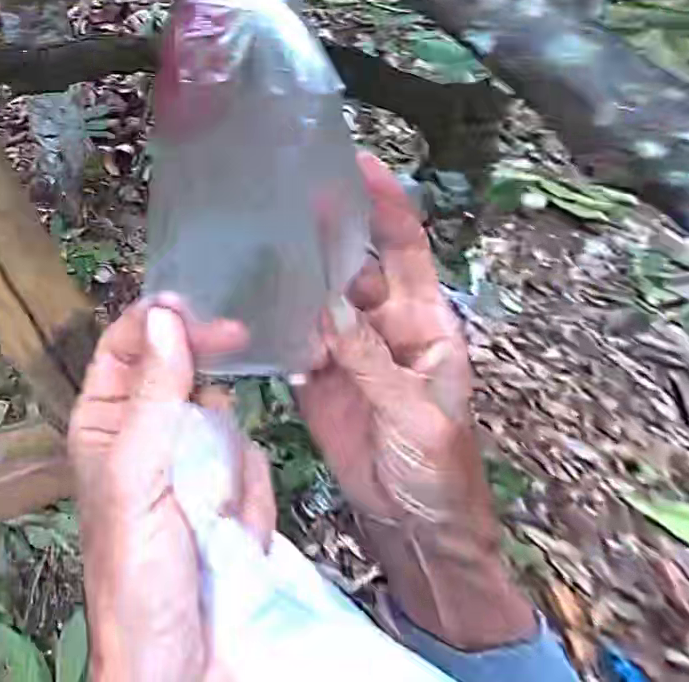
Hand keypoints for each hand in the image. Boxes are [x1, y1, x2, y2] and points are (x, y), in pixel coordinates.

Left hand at [68, 297, 274, 681]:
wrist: (181, 668)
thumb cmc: (136, 570)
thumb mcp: (137, 475)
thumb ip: (155, 393)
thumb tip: (164, 315)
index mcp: (105, 418)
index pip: (127, 346)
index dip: (156, 319)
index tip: (195, 302)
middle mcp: (143, 431)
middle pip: (180, 371)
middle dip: (207, 375)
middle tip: (239, 341)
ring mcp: (187, 462)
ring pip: (221, 417)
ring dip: (226, 461)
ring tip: (214, 512)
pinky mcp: (224, 493)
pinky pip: (248, 464)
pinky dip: (248, 499)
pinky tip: (235, 538)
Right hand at [296, 153, 535, 650]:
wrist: (414, 524)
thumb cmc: (440, 467)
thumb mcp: (418, 414)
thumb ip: (372, 360)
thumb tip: (327, 306)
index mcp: (423, 321)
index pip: (404, 249)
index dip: (386, 206)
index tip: (361, 165)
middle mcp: (380, 320)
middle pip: (349, 264)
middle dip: (323, 230)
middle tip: (284, 194)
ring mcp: (344, 343)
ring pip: (314, 293)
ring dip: (291, 270)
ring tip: (254, 236)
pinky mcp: (314, 368)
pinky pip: (292, 331)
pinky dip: (273, 317)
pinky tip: (247, 298)